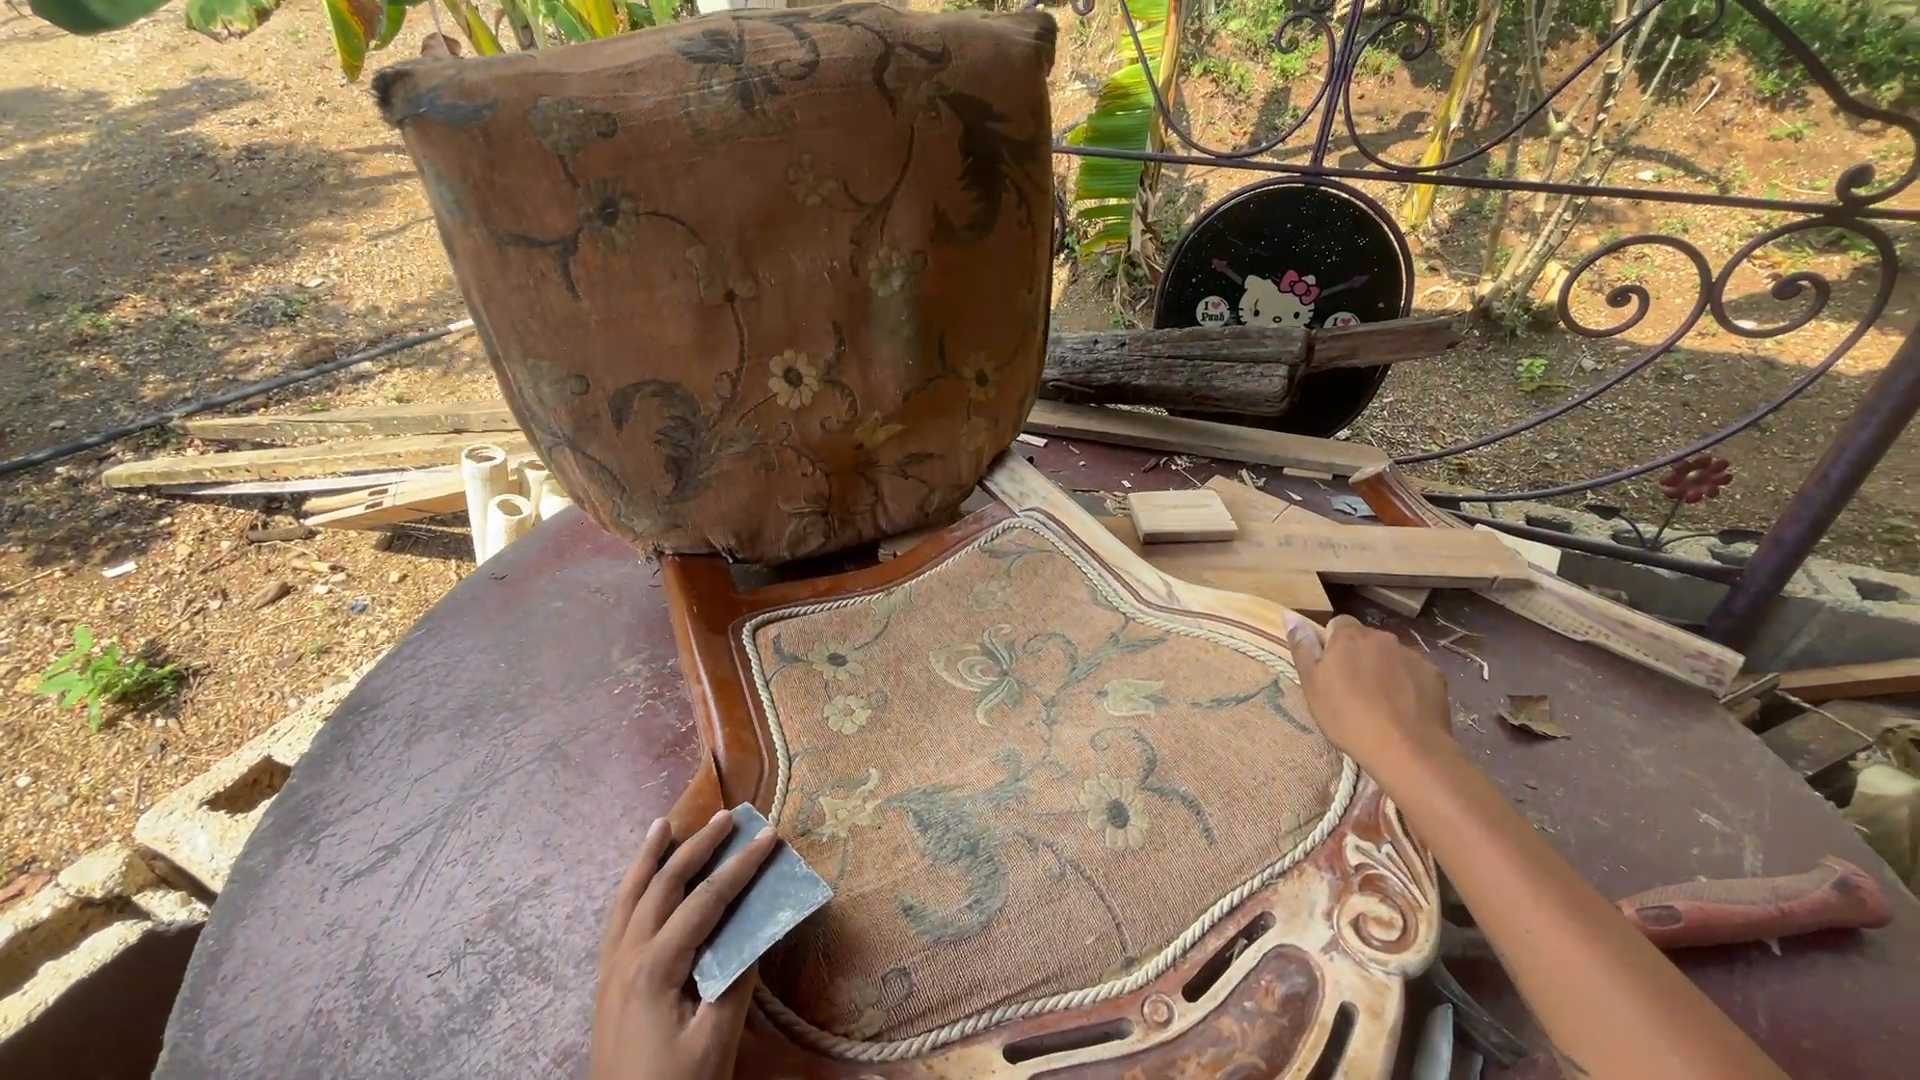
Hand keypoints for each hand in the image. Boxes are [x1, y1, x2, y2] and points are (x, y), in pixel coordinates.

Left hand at [590, 809, 778, 1079]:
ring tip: (664, 824)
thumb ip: (735, 980)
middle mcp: (628, 957)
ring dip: (650, 857)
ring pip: (629, 897)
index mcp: (656, 967)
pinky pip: (617, 920)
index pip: (706, 900)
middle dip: (698, 847)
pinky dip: (630, 889)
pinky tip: (640, 881)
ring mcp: (611, 969)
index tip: (768, 836)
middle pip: (665, 886)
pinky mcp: (607, 983)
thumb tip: (755, 927)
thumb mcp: (715, 1041)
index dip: (740, 866)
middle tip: (727, 816)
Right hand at [1284, 612, 1454, 777]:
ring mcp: (1412, 655)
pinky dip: (1407, 685)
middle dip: (1359, 657)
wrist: (1406, 748)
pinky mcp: (1434, 675)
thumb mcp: (1312, 684)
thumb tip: (1289, 615)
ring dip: (1383, 670)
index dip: (1332, 645)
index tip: (1330, 670)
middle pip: (1366, 640)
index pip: (1338, 624)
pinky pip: (1414, 673)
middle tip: (1352, 690)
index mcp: (1349, 636)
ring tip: (1380, 704)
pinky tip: (1403, 709)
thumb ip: (1302, 647)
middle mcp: (1383, 638)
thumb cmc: (1348, 716)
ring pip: (1391, 657)